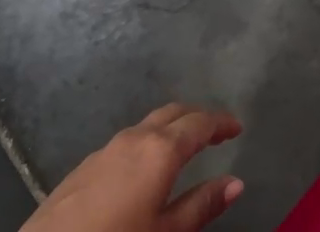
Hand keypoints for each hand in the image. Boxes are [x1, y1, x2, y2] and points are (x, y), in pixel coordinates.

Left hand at [19, 104, 243, 231]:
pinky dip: (146, 144)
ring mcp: (104, 152)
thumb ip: (202, 206)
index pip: (200, 123)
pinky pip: (125, 143)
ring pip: (146, 126)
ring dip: (170, 129)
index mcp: (161, 151)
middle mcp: (134, 139)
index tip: (237, 128)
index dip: (221, 123)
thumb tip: (236, 182)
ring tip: (183, 148)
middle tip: (215, 132)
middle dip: (197, 118)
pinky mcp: (81, 169)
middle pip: (173, 113)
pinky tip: (143, 171)